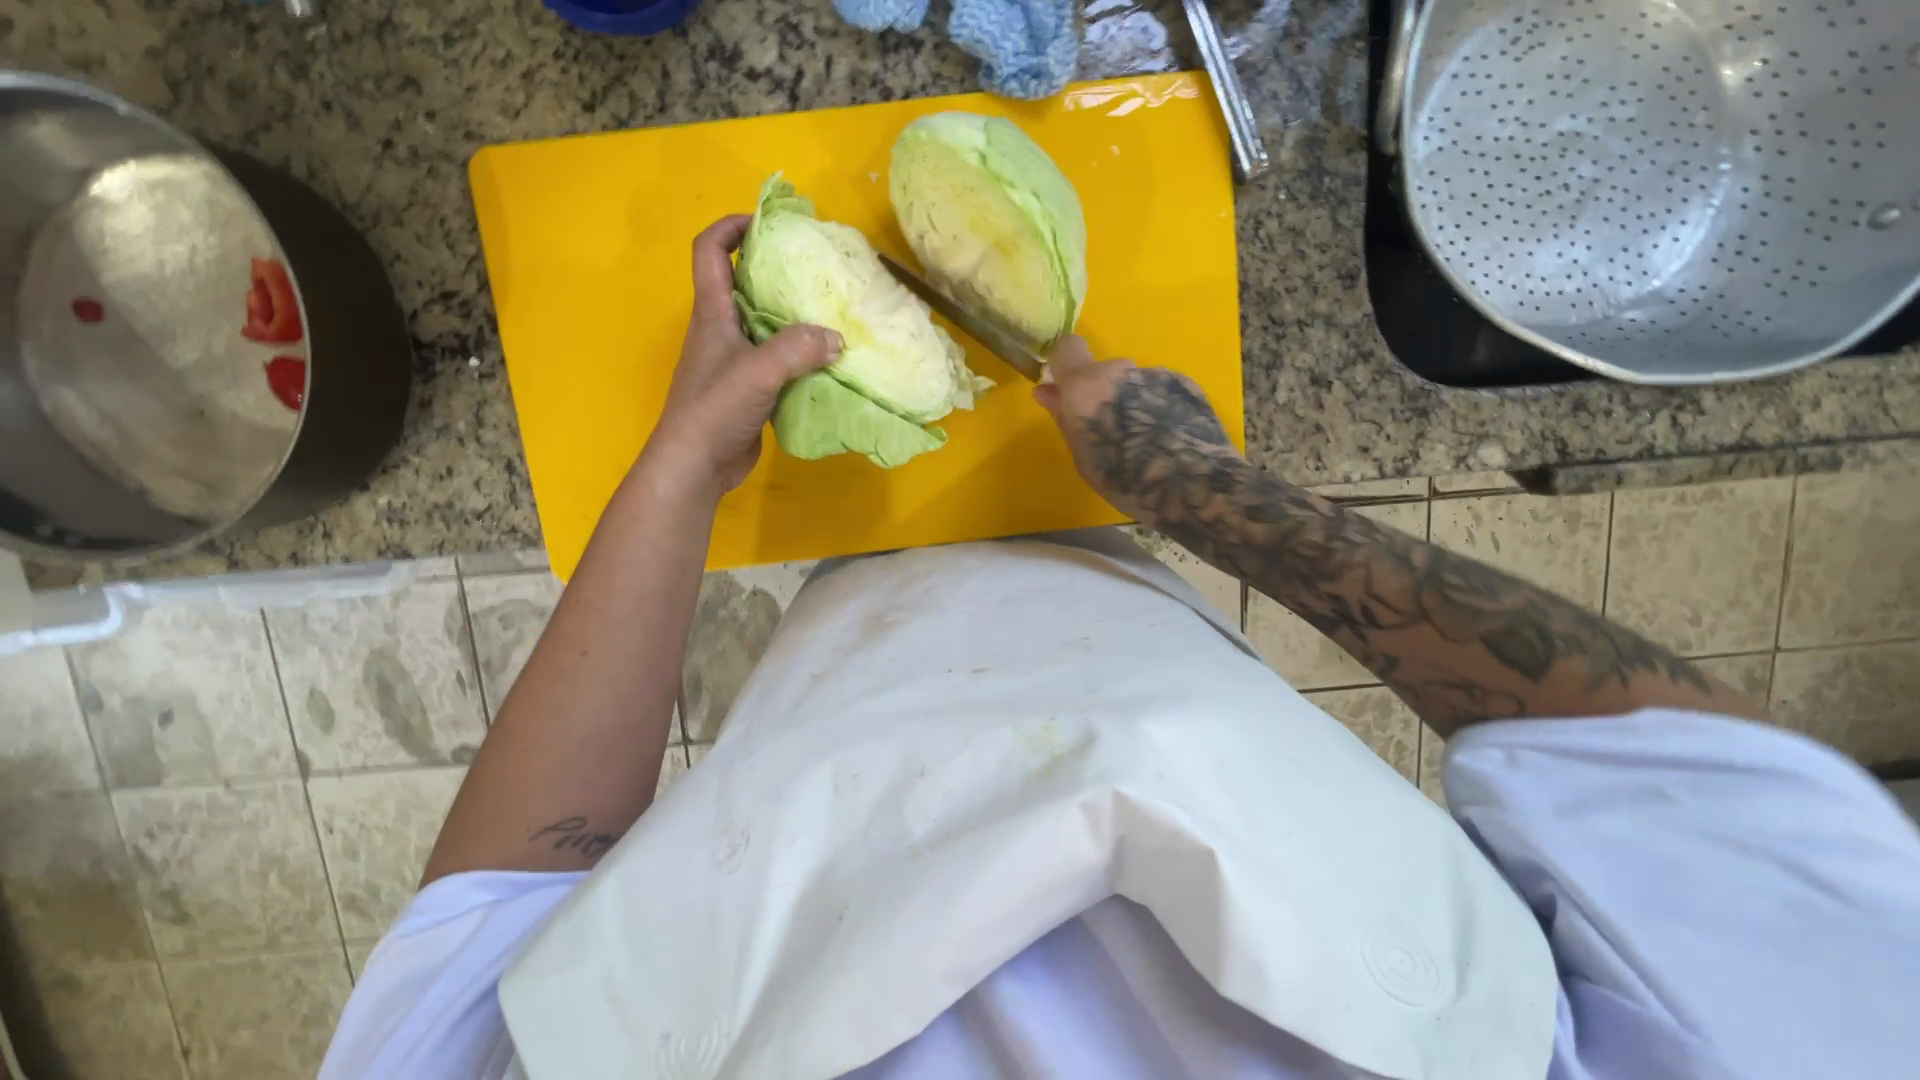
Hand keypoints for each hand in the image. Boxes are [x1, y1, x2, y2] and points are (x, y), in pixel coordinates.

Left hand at [639, 215, 842, 501]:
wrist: (696, 464)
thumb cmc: (715, 409)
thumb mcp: (758, 371)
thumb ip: (797, 348)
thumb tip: (836, 338)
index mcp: (712, 313)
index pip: (710, 251)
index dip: (732, 227)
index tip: (767, 223)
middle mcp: (721, 330)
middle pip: (743, 284)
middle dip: (776, 271)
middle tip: (815, 271)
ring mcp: (734, 361)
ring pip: (765, 325)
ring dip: (793, 318)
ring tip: (832, 314)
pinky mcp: (748, 390)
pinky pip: (777, 361)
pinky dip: (800, 357)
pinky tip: (827, 362)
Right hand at [1033, 335, 1239, 528]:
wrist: (1197, 484)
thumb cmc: (1128, 481)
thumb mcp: (1085, 458)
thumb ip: (1065, 419)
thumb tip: (1046, 392)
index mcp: (1086, 387)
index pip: (1066, 349)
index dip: (1065, 366)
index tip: (1067, 389)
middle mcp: (1120, 371)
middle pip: (1104, 372)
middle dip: (1103, 393)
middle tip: (1111, 431)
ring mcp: (1156, 374)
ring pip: (1134, 382)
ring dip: (1133, 402)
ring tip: (1148, 441)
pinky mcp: (1186, 384)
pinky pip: (1160, 390)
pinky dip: (1159, 407)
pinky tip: (1171, 437)